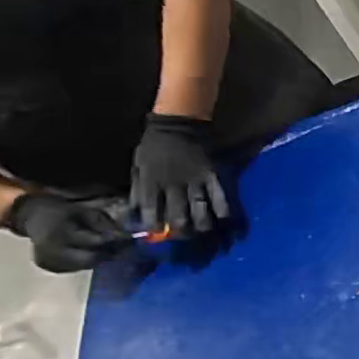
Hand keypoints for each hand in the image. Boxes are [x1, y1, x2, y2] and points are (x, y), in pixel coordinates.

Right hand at [2, 193, 129, 272]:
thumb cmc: (62, 211)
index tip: (131, 240)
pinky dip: (87, 263)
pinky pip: (75, 268)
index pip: (94, 241)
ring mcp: (49, 260)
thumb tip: (125, 236)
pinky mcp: (49, 267)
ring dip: (100, 259)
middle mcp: (53, 249)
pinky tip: (92, 255)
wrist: (32, 217)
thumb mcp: (83, 211)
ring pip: (85, 266)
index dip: (114, 242)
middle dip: (109, 254)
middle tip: (125, 249)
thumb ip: (103, 224)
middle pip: (91, 259)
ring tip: (111, 251)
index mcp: (61, 232)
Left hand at [131, 115, 229, 236]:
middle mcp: (173, 184)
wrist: (177, 122)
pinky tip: (223, 219)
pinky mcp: (211, 175)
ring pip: (200, 209)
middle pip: (178, 215)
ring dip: (201, 225)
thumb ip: (138, 192)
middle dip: (181, 230)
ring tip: (202, 231)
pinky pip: (219, 195)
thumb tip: (136, 217)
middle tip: (183, 236)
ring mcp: (194, 180)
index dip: (154, 225)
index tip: (157, 232)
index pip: (151, 210)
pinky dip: (222, 209)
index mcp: (151, 181)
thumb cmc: (154, 147)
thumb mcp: (138, 166)